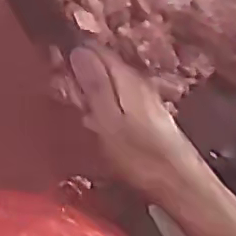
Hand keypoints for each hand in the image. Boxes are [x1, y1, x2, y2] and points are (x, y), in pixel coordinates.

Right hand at [70, 45, 213, 198]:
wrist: (183, 188)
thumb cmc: (140, 157)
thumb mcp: (108, 121)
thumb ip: (94, 85)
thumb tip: (77, 49)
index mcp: (125, 77)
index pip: (94, 47)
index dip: (71, 51)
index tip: (51, 65)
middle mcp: (136, 81)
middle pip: (101, 63)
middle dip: (78, 71)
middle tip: (61, 93)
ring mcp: (144, 98)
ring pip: (108, 81)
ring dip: (88, 90)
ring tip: (74, 109)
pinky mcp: (148, 115)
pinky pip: (116, 97)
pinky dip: (101, 104)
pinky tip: (94, 123)